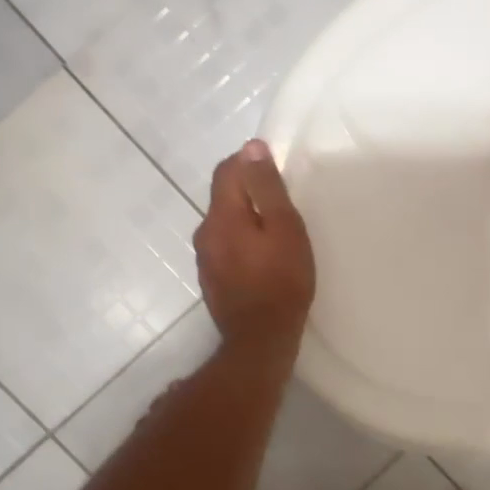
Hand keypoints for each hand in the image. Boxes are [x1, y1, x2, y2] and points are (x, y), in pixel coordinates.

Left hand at [195, 140, 316, 355]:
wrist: (260, 341)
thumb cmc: (281, 281)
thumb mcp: (284, 227)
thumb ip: (267, 187)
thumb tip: (251, 148)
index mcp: (221, 215)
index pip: (227, 170)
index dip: (250, 162)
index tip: (277, 172)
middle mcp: (205, 233)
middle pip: (224, 196)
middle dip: (250, 191)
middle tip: (284, 205)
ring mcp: (205, 259)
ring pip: (225, 223)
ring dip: (247, 219)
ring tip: (277, 234)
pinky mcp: (212, 279)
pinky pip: (226, 246)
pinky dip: (243, 242)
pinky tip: (264, 259)